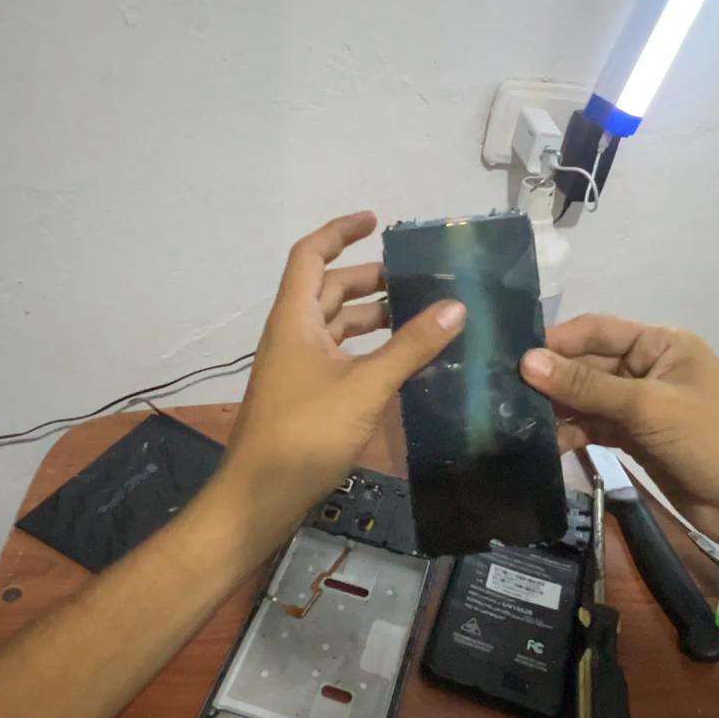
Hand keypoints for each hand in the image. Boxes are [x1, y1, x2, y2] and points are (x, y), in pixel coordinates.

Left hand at [221, 212, 465, 544]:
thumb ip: (410, 347)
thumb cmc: (306, 432)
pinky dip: (370, 349)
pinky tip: (403, 360)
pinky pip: (341, 356)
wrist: (262, 496)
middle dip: (370, 279)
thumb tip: (456, 307)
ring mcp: (299, 366)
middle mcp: (293, 334)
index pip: (311, 255)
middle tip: (416, 279)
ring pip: (337, 325)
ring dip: (373, 316)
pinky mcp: (308, 394)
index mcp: (295, 318)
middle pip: (329, 289)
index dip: (340, 231)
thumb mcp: (364, 386)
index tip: (376, 222)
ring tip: (420, 315)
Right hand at [519, 314, 718, 527]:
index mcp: (661, 344)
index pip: (598, 330)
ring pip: (586, 398)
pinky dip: (570, 433)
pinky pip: (593, 426)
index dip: (557, 341)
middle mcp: (647, 368)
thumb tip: (526, 362)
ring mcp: (640, 405)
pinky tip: (543, 445)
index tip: (512, 355)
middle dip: (551, 378)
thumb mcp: (649, 408)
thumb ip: (587, 386)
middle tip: (502, 392)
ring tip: (516, 421)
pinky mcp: (633, 438)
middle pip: (588, 364)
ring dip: (557, 409)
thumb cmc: (714, 441)